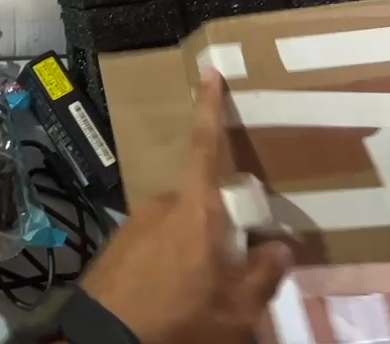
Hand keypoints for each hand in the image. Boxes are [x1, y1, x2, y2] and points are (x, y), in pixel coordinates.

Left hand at [77, 71, 291, 343]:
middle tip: (230, 268)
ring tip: (202, 292)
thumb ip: (262, 274)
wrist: (109, 334)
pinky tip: (175, 291)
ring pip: (180, 226)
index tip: (208, 72)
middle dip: (218, 228)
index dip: (209, 108)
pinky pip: (158, 241)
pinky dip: (172, 260)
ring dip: (194, 250)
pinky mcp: (121, 238)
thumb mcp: (237, 310)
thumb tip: (281, 244)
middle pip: (201, 201)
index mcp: (195, 210)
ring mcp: (137, 219)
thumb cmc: (179, 316)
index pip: (205, 146)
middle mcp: (163, 203)